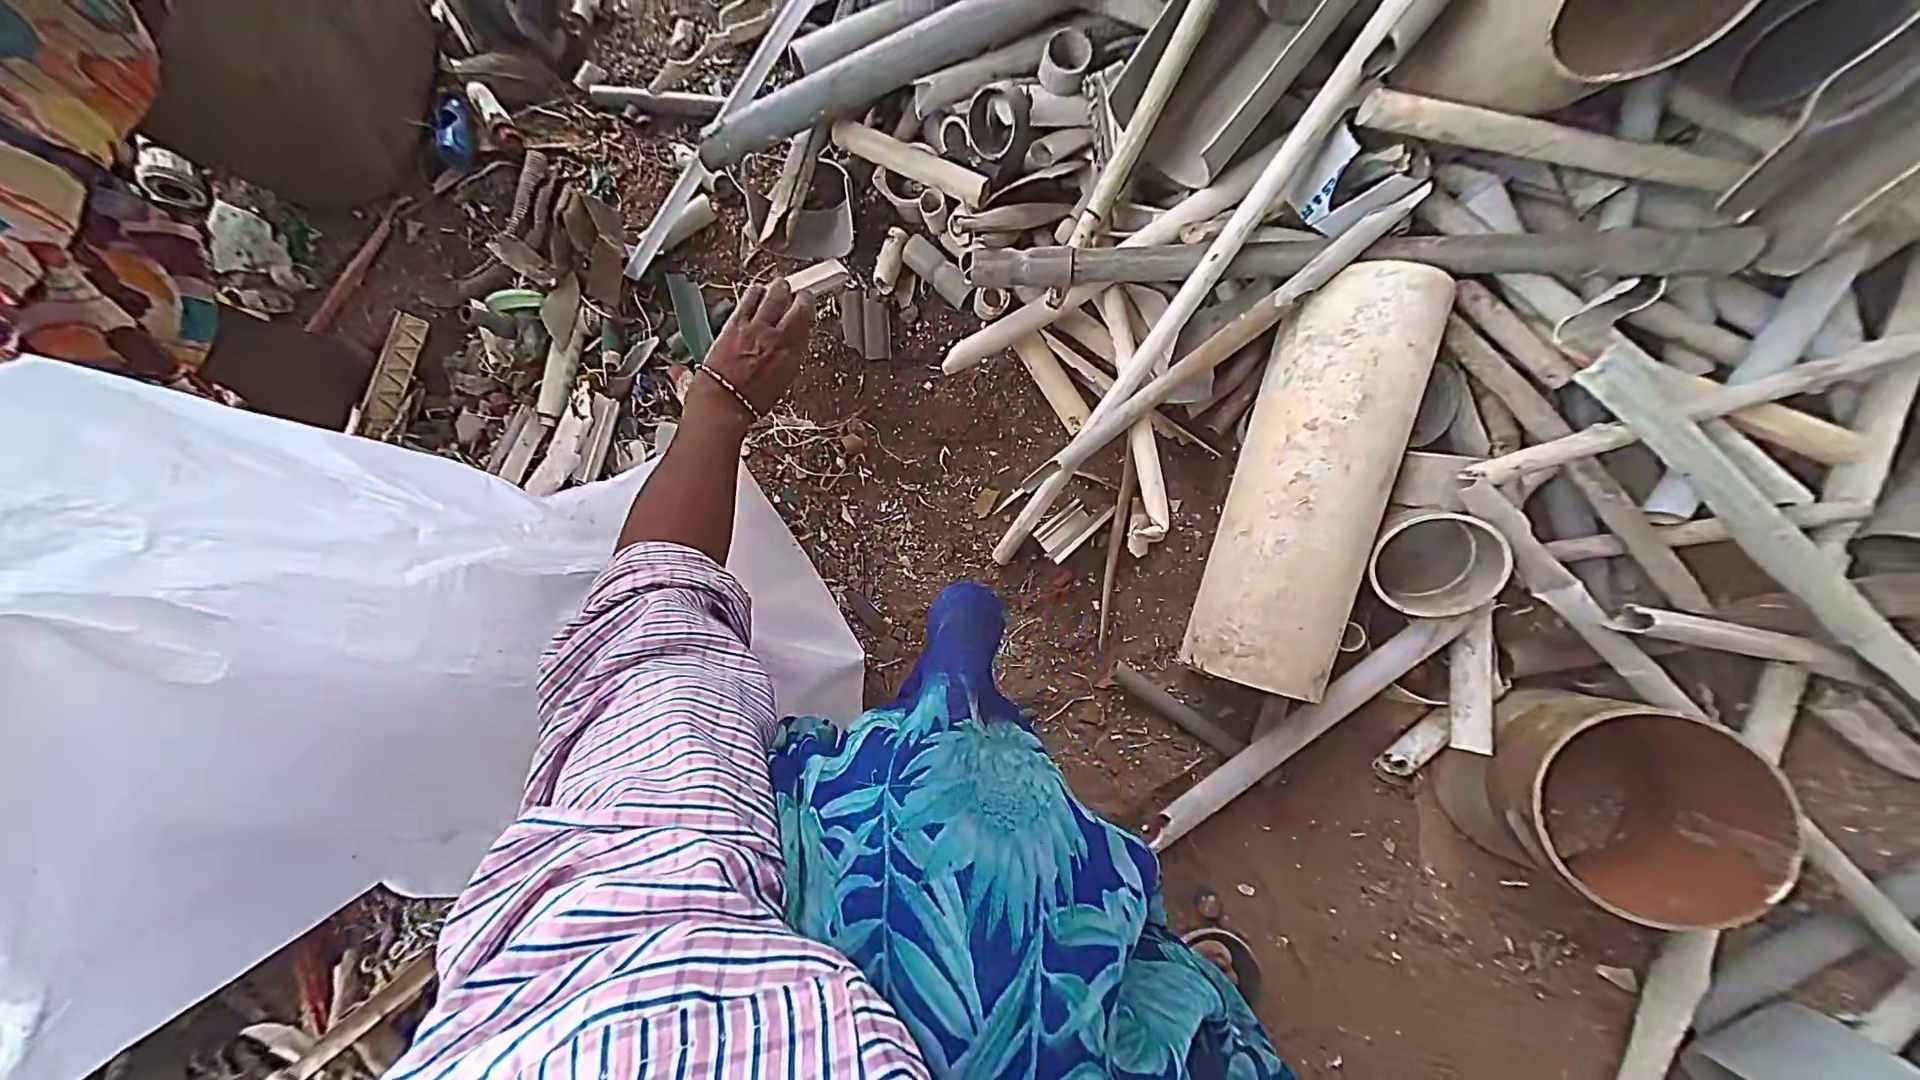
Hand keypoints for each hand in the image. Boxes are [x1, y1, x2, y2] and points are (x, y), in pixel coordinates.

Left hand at [700, 279, 813, 419]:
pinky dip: (757, 291)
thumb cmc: (752, 398)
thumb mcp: (783, 378)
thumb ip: (791, 355)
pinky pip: (751, 297)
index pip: (808, 323)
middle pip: (797, 304)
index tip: (808, 307)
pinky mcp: (737, 322)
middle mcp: (779, 338)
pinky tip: (758, 291)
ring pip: (775, 295)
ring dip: (779, 289)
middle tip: (797, 294)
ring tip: (780, 288)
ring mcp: (757, 327)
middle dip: (799, 297)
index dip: (808, 311)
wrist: (725, 400)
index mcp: (793, 355)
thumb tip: (795, 339)